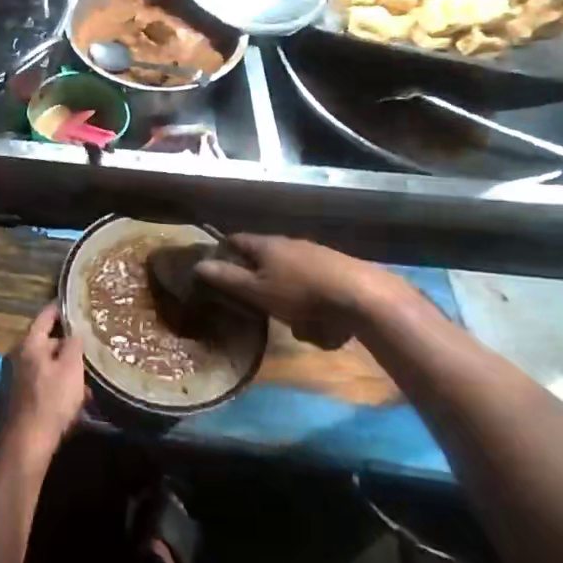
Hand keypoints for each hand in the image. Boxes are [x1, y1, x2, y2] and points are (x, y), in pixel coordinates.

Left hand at [3, 303, 86, 453]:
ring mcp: (20, 376)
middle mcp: (20, 355)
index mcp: (30, 344)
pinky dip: (61, 384)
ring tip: (90, 374)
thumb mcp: (71, 367)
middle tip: (89, 343)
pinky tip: (79, 397)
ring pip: (49, 364)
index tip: (72, 303)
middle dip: (68, 344)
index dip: (59, 309)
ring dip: (67, 368)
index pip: (45, 317)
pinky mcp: (24, 394)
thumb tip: (74, 333)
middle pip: (48, 341)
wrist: (30, 438)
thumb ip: (74, 345)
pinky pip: (47, 381)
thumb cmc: (52, 398)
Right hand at [193, 234, 408, 349]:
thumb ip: (227, 279)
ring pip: (291, 274)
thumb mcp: (256, 291)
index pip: (235, 240)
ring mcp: (317, 254)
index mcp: (266, 244)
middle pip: (265, 257)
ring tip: (293, 321)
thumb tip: (197, 265)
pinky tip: (320, 322)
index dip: (222, 250)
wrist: (364, 297)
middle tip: (254, 300)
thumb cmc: (301, 293)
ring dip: (287, 294)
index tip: (215, 267)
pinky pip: (315, 286)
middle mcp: (291, 243)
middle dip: (258, 278)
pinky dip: (312, 301)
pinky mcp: (339, 270)